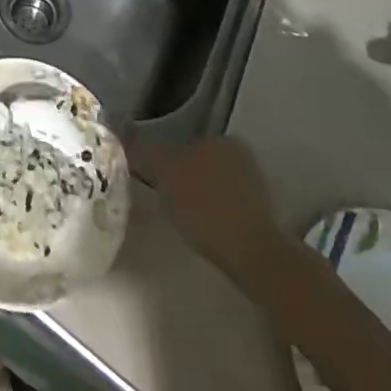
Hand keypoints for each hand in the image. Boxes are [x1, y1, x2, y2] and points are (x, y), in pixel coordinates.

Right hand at [140, 136, 285, 280]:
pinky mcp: (260, 210)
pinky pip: (225, 204)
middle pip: (197, 163)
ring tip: (185, 220)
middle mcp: (239, 153)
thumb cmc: (204, 206)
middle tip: (166, 203)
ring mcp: (253, 182)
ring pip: (212, 185)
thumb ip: (146, 152)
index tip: (154, 185)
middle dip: (182, 179)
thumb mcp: (165, 173)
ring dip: (197, 197)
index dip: (164, 164)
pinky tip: (205, 230)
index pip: (182, 144)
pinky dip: (213, 213)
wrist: (250, 252)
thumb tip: (130, 140)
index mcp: (219, 138)